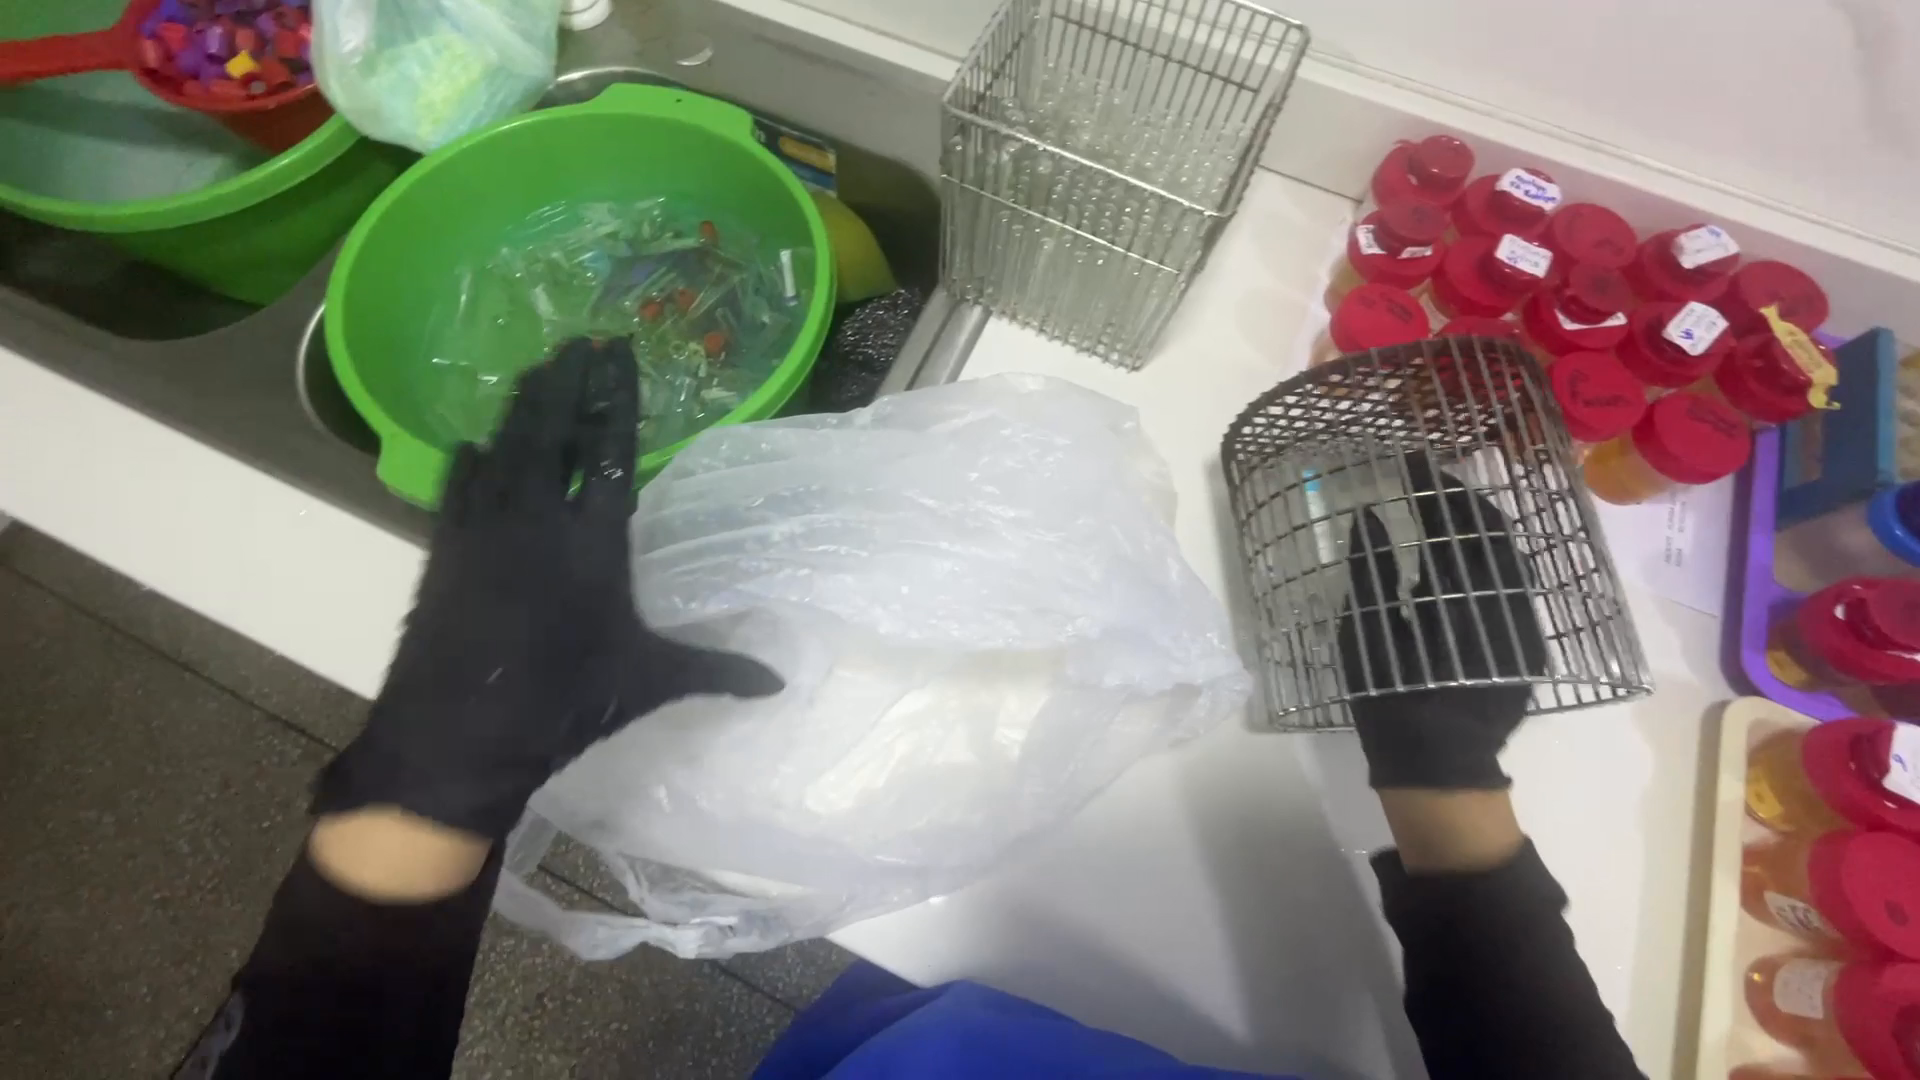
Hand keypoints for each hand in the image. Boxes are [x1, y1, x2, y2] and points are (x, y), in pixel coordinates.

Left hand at [312, 338, 782, 842]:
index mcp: (593, 544)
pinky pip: (458, 491)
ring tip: (535, 371)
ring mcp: (484, 534)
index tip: (617, 353)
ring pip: (503, 451)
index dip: (616, 399)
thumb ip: (718, 671)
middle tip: (577, 342)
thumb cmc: (565, 703)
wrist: (456, 740)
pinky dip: (468, 463)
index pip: (609, 453)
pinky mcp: (444, 555)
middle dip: (568, 384)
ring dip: (521, 408)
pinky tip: (470, 444)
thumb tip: (781, 685)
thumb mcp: (651, 683)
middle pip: (552, 435)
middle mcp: (538, 524)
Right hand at [1336, 454, 1547, 790]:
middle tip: (1428, 477)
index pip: (1453, 526)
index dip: (1434, 489)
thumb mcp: (1366, 632)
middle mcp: (1503, 606)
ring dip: (1480, 527)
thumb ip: (1370, 572)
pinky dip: (1490, 559)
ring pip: (1511, 556)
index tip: (1412, 463)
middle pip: (1491, 533)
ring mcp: (1524, 624)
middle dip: (1459, 499)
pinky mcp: (1531, 643)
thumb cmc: (1388, 698)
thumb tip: (1368, 518)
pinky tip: (1468, 555)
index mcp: (1457, 601)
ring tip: (1449, 508)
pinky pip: (1515, 584)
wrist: (1439, 763)